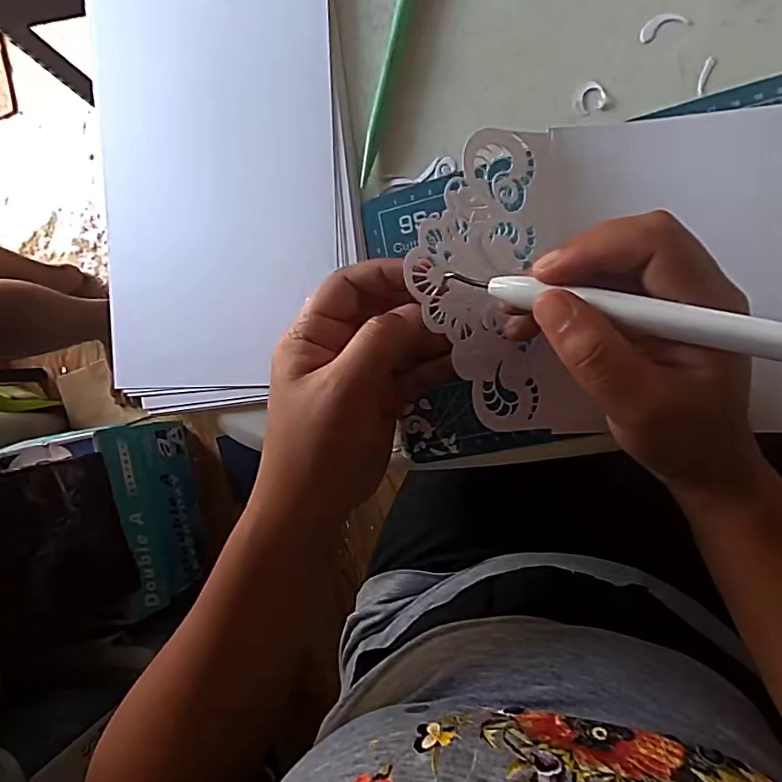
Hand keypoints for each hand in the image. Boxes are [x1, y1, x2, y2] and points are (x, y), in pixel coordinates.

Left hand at [257, 259, 451, 521]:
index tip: (430, 275)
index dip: (386, 273)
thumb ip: (381, 341)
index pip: (347, 286)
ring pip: (399, 342)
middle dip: (418, 306)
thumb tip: (418, 310)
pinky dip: (432, 365)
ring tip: (470, 331)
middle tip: (461, 305)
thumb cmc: (317, 444)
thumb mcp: (344, 386)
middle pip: (379, 311)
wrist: (311, 508)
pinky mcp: (379, 398)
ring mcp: (359, 374)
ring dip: (432, 336)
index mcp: (312, 336)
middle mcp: (335, 347)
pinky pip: (408, 372)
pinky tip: (460, 360)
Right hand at [501, 211, 767, 501]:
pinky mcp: (645, 310)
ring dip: (559, 282)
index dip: (595, 249)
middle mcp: (691, 289)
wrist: (704, 464)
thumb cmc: (684, 440)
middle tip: (525, 294)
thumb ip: (596, 356)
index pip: (654, 244)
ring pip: (608, 262)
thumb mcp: (638, 407)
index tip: (543, 280)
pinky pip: (600, 287)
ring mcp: (668, 298)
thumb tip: (548, 303)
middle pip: (628, 244)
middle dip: (571, 263)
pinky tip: (534, 322)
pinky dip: (563, 299)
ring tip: (518, 313)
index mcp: (707, 306)